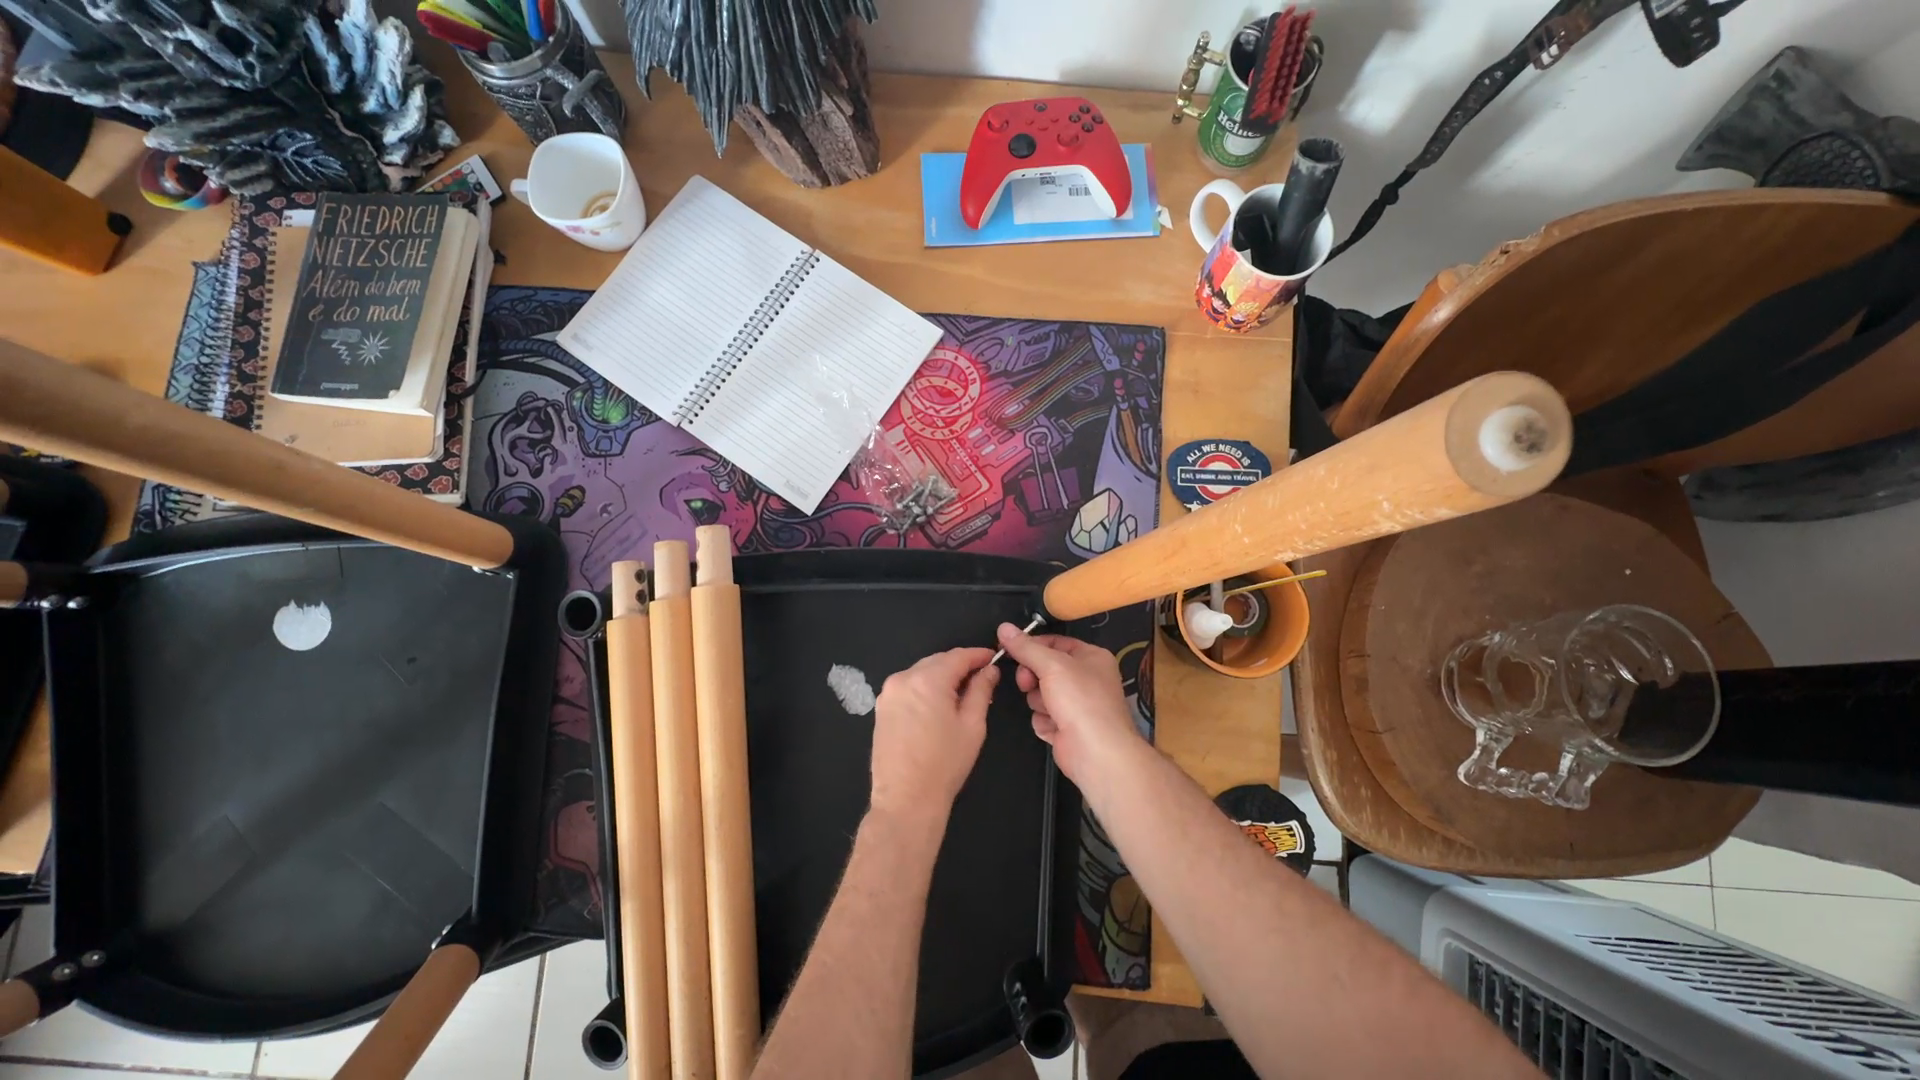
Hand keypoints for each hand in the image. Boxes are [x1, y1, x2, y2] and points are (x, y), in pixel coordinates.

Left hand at [870, 648, 998, 822]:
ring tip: (960, 697)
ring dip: (941, 678)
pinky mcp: (881, 709)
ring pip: (921, 674)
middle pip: (937, 662)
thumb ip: (981, 691)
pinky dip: (924, 690)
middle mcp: (903, 680)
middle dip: (959, 667)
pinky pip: (908, 688)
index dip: (978, 655)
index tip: (992, 658)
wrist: (906, 799)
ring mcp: (887, 694)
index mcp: (927, 680)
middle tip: (981, 680)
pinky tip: (937, 708)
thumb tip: (988, 671)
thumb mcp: (972, 725)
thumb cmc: (944, 764)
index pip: (957, 656)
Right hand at [996, 624, 1143, 784]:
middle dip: (1033, 678)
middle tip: (1028, 683)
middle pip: (1044, 669)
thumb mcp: (1051, 665)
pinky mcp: (1067, 728)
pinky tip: (1054, 727)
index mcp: (1091, 657)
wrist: (1096, 752)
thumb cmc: (1081, 700)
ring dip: (1039, 702)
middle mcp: (1086, 679)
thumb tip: (1003, 627)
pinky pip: (1043, 716)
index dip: (1032, 646)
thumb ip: (1026, 647)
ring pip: (1040, 694)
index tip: (1009, 649)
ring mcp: (1076, 705)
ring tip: (1051, 710)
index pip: (1055, 642)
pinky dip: (1044, 721)